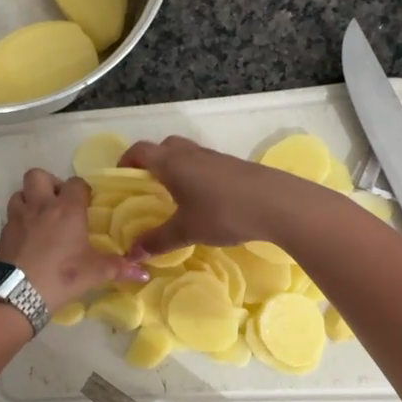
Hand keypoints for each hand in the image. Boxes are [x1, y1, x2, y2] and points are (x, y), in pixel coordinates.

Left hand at [0, 169, 142, 310]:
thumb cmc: (61, 276)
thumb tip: (145, 274)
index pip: (76, 183)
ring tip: (41, 217)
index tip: (87, 204)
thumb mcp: (94, 273)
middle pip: (37, 175)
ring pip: (20, 193)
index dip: (82, 190)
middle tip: (59, 203)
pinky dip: (19, 220)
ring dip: (30, 199)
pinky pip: (11, 216)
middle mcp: (40, 206)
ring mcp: (17, 217)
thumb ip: (119, 268)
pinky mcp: (3, 232)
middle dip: (49, 183)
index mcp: (66, 209)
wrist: (18, 293)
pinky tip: (28, 237)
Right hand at [119, 135, 320, 256]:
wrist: (280, 205)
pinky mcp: (236, 167)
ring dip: (177, 168)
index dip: (126, 161)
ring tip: (176, 196)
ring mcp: (216, 158)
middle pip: (164, 146)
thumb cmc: (223, 212)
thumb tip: (131, 254)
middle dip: (152, 162)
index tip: (122, 178)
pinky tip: (205, 201)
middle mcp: (191, 154)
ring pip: (188, 154)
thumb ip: (156, 241)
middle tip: (148, 186)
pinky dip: (198, 176)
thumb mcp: (186, 231)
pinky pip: (207, 165)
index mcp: (171, 163)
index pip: (140, 150)